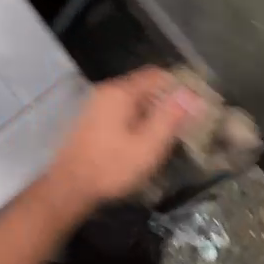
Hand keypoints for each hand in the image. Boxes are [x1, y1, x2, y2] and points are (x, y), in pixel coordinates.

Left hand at [41, 68, 200, 214]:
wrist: (69, 188)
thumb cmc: (111, 167)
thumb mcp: (148, 145)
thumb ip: (171, 118)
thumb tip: (192, 95)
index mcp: (121, 92)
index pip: (157, 75)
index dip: (179, 87)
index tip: (194, 106)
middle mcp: (106, 92)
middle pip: (144, 88)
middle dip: (165, 103)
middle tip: (183, 127)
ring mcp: (95, 106)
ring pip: (132, 102)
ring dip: (151, 115)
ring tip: (165, 139)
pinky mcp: (90, 122)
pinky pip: (121, 114)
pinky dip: (135, 123)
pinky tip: (141, 144)